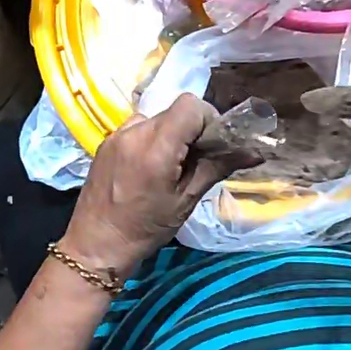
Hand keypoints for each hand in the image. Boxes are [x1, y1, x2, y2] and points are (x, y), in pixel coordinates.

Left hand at [58, 94, 256, 275]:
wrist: (96, 244)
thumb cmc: (145, 228)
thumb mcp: (186, 201)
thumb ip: (217, 167)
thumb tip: (254, 152)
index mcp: (155, 147)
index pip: (191, 106)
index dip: (209, 120)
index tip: (212, 146)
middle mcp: (133, 133)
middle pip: (175, 111)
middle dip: (192, 130)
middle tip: (197, 160)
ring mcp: (116, 135)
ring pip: (157, 118)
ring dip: (172, 134)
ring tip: (171, 165)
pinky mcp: (106, 141)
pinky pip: (138, 128)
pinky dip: (152, 139)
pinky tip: (150, 167)